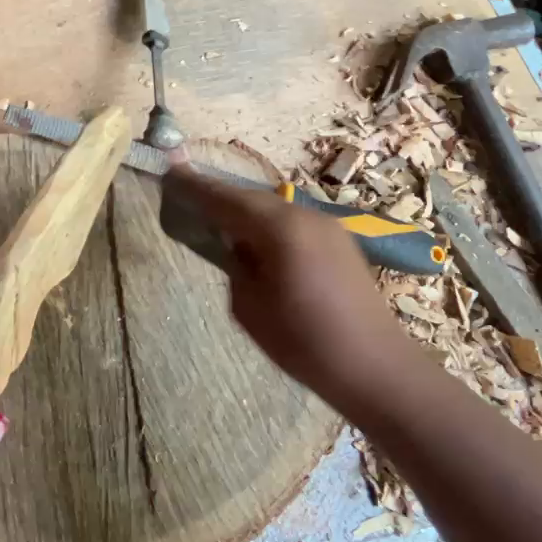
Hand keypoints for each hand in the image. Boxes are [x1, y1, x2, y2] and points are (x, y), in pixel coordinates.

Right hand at [160, 167, 422, 406]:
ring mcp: (326, 226)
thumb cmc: (302, 341)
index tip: (167, 173)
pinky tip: (252, 239)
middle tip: (184, 194)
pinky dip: (265, 223)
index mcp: (279, 227)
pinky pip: (290, 222)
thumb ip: (234, 263)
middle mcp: (304, 215)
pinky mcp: (338, 242)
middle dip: (216, 195)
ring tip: (213, 219)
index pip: (223, 197)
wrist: (375, 368)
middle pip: (248, 197)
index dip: (192, 186)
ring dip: (241, 210)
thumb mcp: (247, 304)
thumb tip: (233, 245)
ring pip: (271, 207)